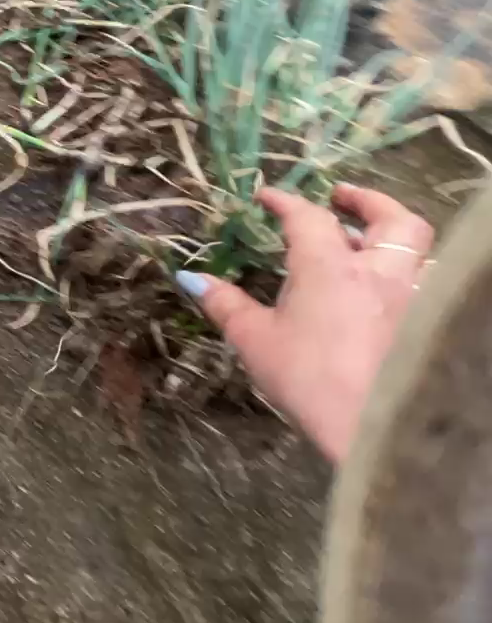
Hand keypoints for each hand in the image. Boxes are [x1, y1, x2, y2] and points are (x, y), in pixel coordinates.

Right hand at [176, 184, 432, 464]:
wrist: (377, 427)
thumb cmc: (307, 376)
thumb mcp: (252, 338)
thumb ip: (224, 303)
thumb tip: (192, 277)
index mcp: (331, 269)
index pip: (309, 218)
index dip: (286, 201)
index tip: (266, 195)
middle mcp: (383, 275)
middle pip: (396, 221)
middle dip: (368, 201)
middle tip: (341, 195)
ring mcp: (416, 301)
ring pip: (419, 252)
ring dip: (390, 239)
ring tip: (363, 241)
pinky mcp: (431, 326)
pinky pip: (423, 284)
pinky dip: (402, 273)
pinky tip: (381, 289)